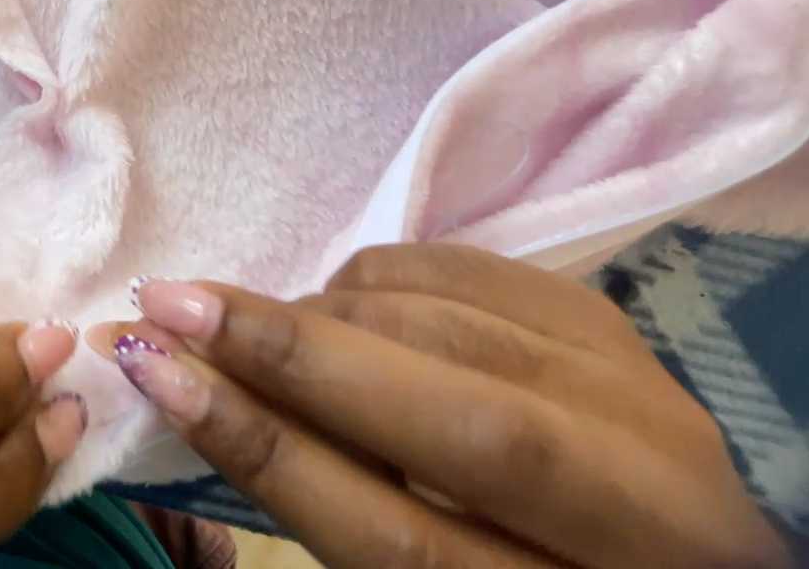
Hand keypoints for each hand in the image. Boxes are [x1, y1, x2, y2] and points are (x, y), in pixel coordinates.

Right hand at [91, 244, 791, 568]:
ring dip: (319, 315)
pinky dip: (371, 275)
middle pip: (468, 429)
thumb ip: (309, 484)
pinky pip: (462, 269)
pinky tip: (344, 302)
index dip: (264, 447)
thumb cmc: (474, 546)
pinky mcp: (614, 325)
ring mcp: (650, 406)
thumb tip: (175, 375)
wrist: (631, 525)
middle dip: (291, 353)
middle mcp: (654, 520)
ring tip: (254, 326)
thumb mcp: (400, 559)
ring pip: (458, 331)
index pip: (404, 539)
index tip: (154, 370)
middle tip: (169, 303)